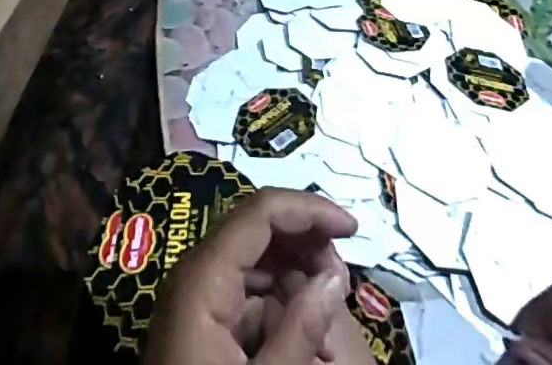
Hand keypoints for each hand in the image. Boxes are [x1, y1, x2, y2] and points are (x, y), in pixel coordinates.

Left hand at [144, 187, 368, 364]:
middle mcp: (198, 273)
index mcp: (205, 276)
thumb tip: (334, 277)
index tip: (353, 228)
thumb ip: (302, 329)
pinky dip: (282, 308)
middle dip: (308, 248)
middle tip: (344, 286)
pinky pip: (249, 295)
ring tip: (330, 329)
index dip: (310, 209)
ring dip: (299, 282)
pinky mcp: (203, 321)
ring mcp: (199, 296)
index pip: (261, 211)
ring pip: (259, 263)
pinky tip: (309, 342)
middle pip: (261, 231)